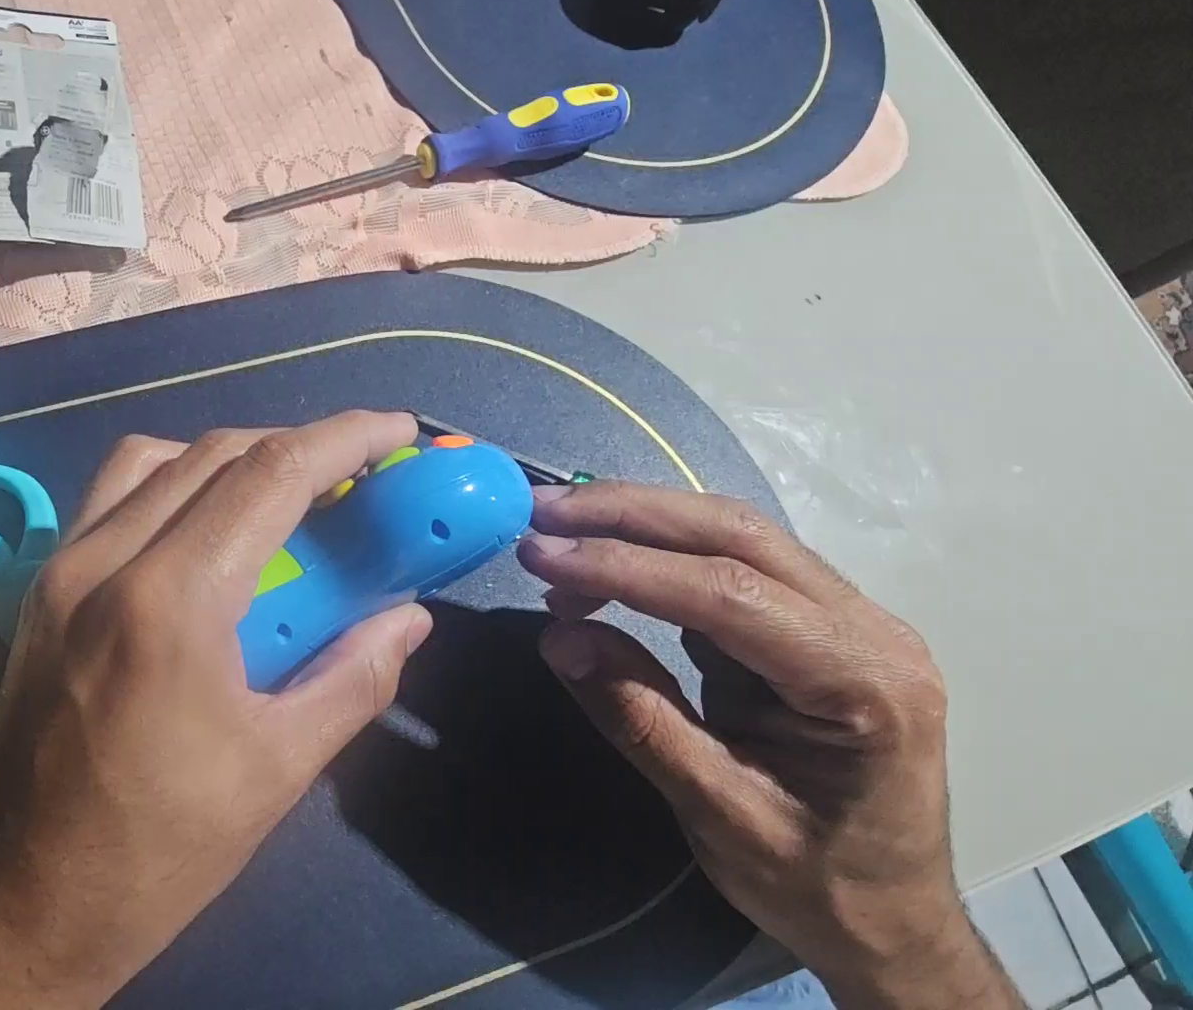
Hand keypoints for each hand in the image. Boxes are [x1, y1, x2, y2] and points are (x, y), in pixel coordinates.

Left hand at [0, 411, 434, 1009]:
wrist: (15, 908)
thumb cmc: (156, 852)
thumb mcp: (276, 771)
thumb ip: (353, 677)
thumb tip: (409, 618)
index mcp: (168, 601)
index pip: (269, 476)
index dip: (343, 439)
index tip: (397, 430)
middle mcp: (103, 559)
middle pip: (214, 452)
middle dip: (296, 445)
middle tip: (353, 471)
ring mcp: (59, 568)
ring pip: (153, 460)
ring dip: (227, 457)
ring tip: (280, 494)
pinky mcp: (38, 588)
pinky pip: (111, 497)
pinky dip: (171, 483)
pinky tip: (203, 531)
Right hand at [516, 482, 1021, 1009]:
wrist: (891, 917)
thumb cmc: (816, 882)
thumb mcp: (717, 815)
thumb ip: (639, 719)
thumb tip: (558, 636)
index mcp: (863, 683)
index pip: (728, 593)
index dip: (625, 566)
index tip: (539, 554)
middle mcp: (865, 627)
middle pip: (735, 534)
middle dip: (627, 514)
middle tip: (538, 510)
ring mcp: (841, 616)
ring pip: (730, 532)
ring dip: (636, 519)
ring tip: (555, 523)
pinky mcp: (805, 618)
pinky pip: (724, 560)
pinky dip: (652, 548)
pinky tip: (600, 559)